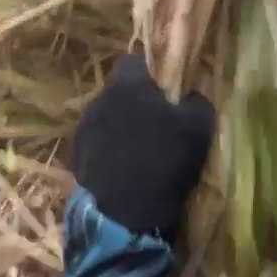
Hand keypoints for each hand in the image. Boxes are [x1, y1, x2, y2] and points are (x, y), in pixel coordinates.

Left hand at [71, 56, 215, 239]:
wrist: (129, 215)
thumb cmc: (167, 161)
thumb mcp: (199, 126)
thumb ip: (196, 99)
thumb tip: (188, 94)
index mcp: (126, 85)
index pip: (135, 61)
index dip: (154, 74)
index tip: (170, 92)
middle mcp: (98, 100)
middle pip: (121, 90)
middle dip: (138, 100)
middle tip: (160, 121)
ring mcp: (83, 130)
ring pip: (109, 115)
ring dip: (124, 125)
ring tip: (144, 148)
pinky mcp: (77, 157)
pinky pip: (99, 141)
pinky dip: (113, 148)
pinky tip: (129, 167)